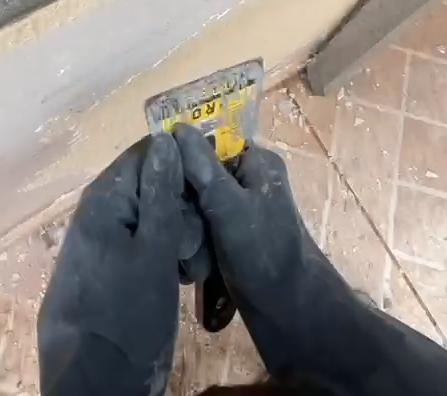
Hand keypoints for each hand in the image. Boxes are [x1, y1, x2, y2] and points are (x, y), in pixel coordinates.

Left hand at [37, 137, 187, 395]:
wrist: (93, 384)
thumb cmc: (126, 313)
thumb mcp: (154, 250)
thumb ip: (160, 192)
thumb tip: (166, 139)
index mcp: (105, 197)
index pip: (148, 153)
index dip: (181, 163)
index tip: (210, 187)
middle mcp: (99, 211)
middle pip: (152, 186)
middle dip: (183, 209)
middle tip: (197, 246)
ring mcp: (102, 241)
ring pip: (152, 219)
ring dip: (178, 237)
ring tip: (191, 269)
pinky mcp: (108, 268)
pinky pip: (142, 245)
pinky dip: (164, 256)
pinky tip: (181, 279)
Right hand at [174, 126, 446, 393]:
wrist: (292, 318)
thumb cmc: (264, 255)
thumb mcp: (228, 205)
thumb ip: (201, 166)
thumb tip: (176, 127)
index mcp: (256, 162)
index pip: (208, 142)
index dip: (179, 155)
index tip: (154, 176)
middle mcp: (249, 181)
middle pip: (199, 174)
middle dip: (181, 198)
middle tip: (169, 219)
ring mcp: (241, 213)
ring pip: (196, 204)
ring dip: (185, 225)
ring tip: (179, 247)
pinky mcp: (233, 240)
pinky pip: (202, 228)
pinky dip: (192, 242)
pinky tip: (184, 261)